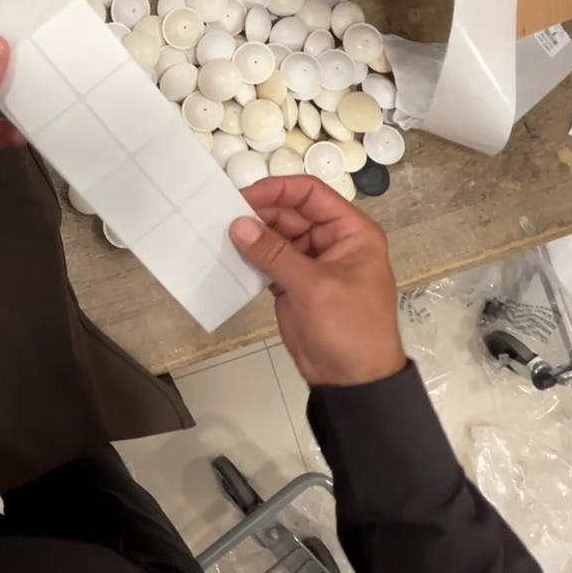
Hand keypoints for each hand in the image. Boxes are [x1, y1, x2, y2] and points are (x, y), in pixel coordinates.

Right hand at [229, 176, 404, 386]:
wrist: (353, 381)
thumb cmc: (350, 330)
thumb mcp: (315, 287)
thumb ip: (275, 253)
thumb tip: (238, 225)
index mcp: (351, 232)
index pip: (310, 195)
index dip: (277, 190)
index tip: (243, 197)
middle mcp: (331, 241)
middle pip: (289, 212)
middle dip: (258, 213)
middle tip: (222, 218)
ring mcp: (310, 262)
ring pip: (274, 235)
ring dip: (250, 234)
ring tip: (219, 233)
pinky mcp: (292, 282)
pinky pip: (267, 258)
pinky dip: (248, 256)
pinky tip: (227, 254)